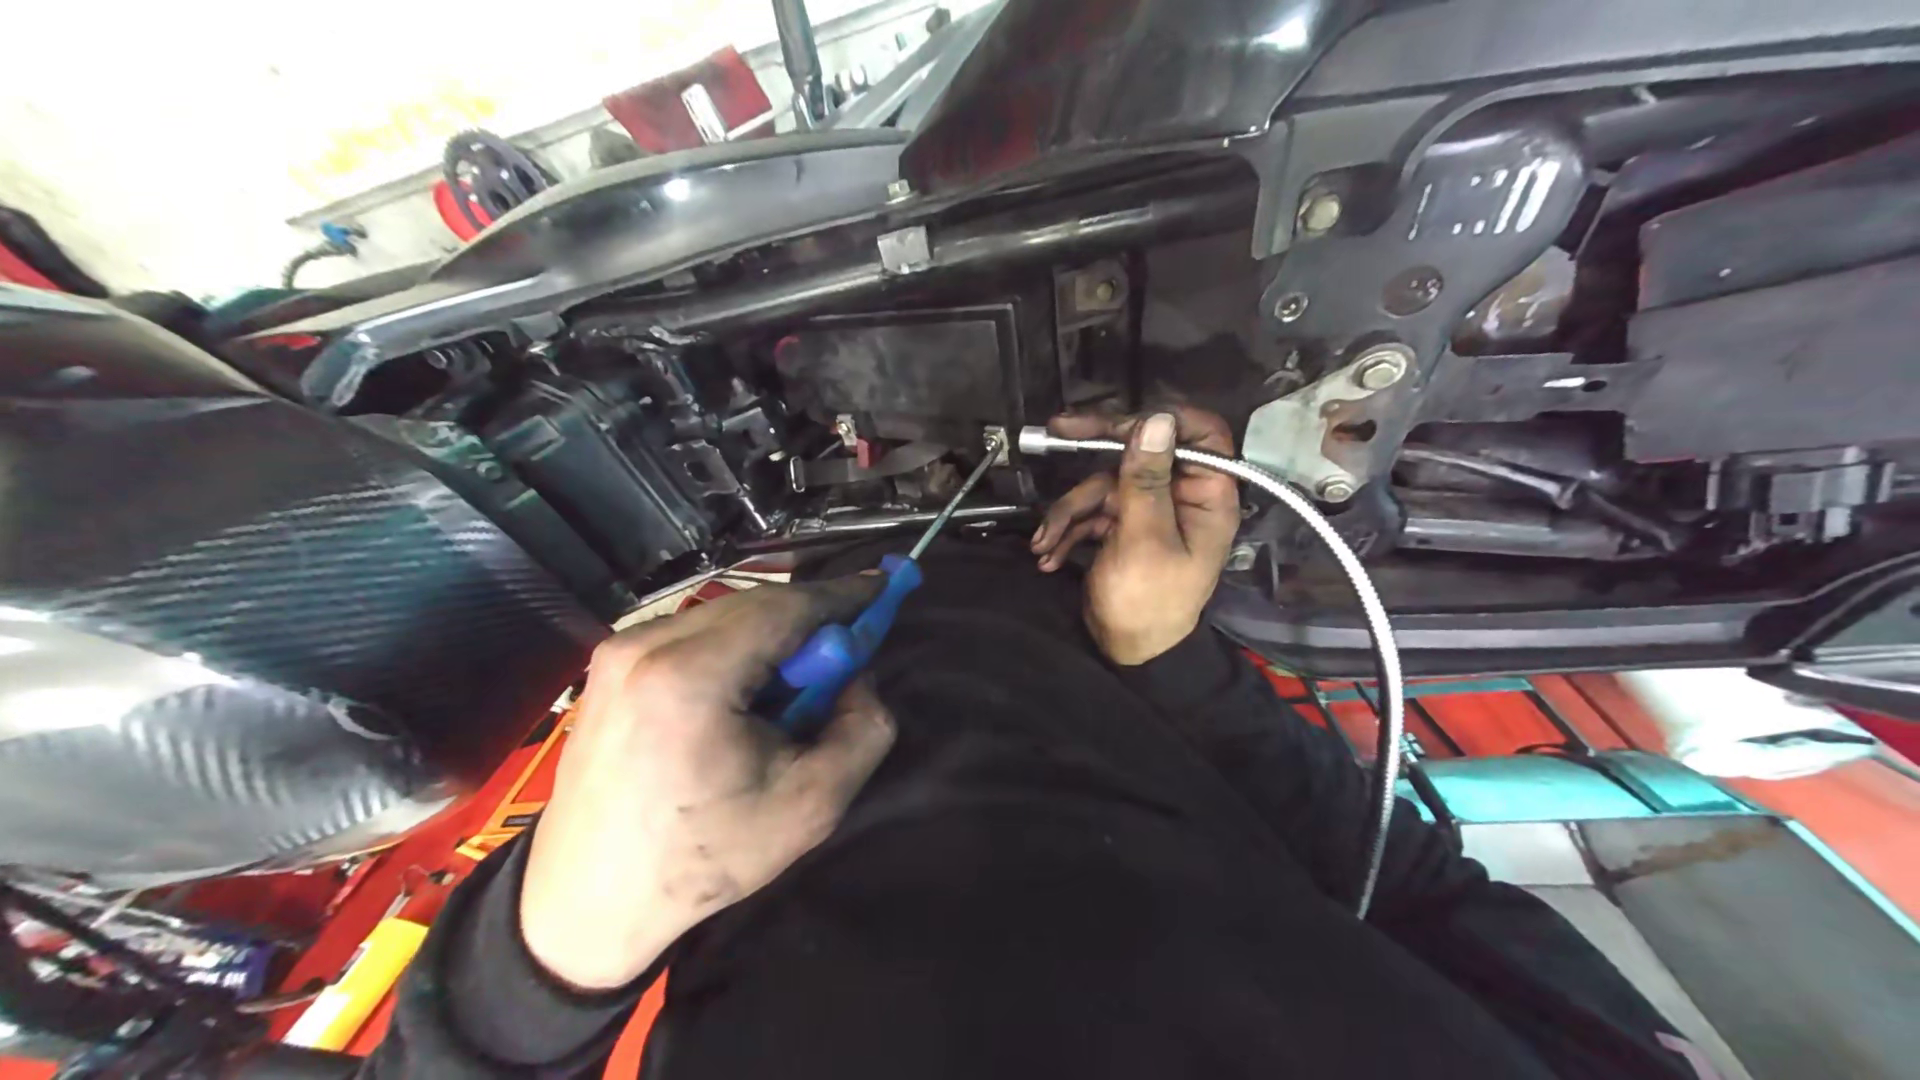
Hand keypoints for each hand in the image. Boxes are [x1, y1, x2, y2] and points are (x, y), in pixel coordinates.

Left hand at [519, 579, 895, 990]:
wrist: (586, 902)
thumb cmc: (702, 859)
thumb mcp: (811, 806)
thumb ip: (863, 729)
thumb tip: (859, 678)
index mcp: (691, 676)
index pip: (786, 607)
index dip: (841, 595)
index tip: (883, 587)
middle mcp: (646, 645)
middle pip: (756, 604)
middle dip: (809, 621)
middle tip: (845, 656)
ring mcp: (619, 650)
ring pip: (726, 614)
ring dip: (772, 636)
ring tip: (787, 694)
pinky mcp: (609, 664)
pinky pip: (694, 632)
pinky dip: (735, 647)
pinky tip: (740, 698)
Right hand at [1030, 407, 1240, 665]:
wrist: (1127, 653)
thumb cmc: (1148, 603)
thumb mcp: (1144, 540)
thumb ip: (1146, 481)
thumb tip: (1155, 421)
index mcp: (1206, 496)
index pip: (1199, 435)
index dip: (1163, 421)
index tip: (1118, 421)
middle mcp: (1179, 496)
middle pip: (1139, 453)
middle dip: (1093, 456)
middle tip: (1057, 432)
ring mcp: (1147, 510)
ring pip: (1103, 484)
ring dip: (1068, 512)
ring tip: (1043, 545)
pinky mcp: (1121, 526)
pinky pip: (1091, 511)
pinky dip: (1067, 529)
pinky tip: (1048, 554)